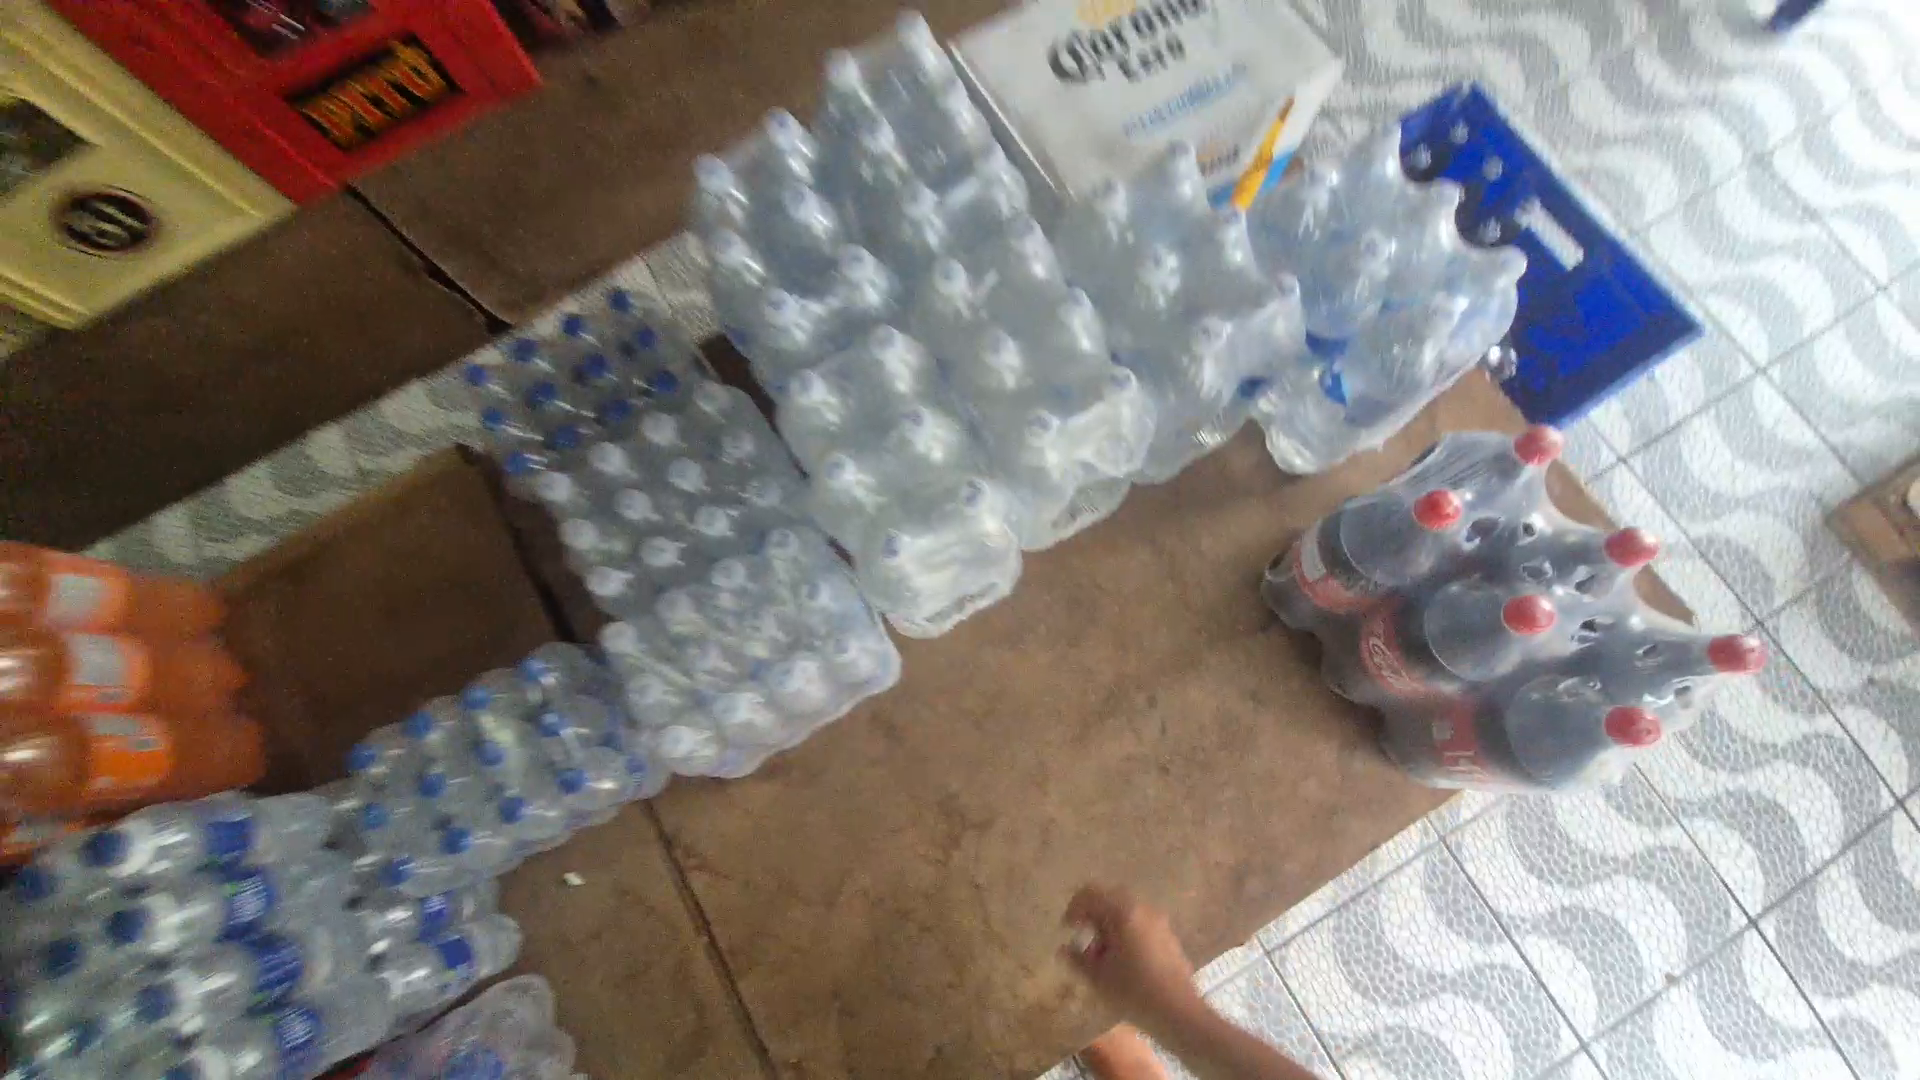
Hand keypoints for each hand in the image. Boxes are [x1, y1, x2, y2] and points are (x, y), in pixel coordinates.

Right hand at [1060, 884, 1204, 1031]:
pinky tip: (1125, 959)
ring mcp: (1158, 920)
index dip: (1074, 908)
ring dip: (1110, 924)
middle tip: (1085, 940)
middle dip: (1093, 916)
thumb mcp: (1098, 977)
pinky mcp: (1168, 935)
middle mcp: (1142, 907)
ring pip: (1126, 910)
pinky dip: (1127, 931)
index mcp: (1122, 911)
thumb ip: (1077, 959)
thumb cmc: (1135, 992)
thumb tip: (1064, 948)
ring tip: (1104, 954)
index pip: (1090, 893)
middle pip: (1109, 898)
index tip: (1067, 929)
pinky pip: (1140, 922)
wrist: (1180, 1013)